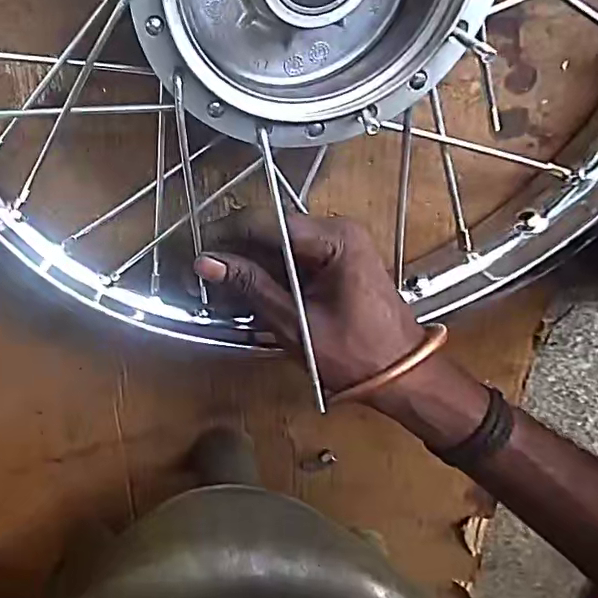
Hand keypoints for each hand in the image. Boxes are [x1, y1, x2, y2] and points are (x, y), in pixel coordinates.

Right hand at [193, 214, 458, 414]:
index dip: (225, 236)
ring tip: (216, 287)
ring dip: (248, 263)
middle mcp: (337, 230)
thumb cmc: (355, 354)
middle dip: (233, 250)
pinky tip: (245, 291)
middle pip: (271, 229)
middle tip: (201, 275)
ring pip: (278, 243)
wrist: (402, 376)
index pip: (266, 222)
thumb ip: (250, 285)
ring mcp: (338, 244)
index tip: (194, 254)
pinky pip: (292, 256)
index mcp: (334, 238)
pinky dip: (268, 272)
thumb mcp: (295, 322)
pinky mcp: (335, 260)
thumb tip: (205, 261)